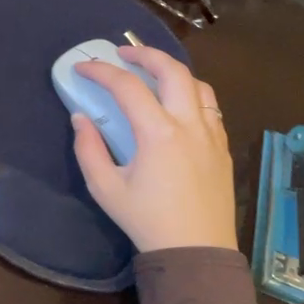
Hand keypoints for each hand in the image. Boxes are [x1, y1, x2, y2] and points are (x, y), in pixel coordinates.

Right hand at [71, 46, 237, 253]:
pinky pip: (210, 108)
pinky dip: (190, 94)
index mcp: (158, 133)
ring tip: (151, 74)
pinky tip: (175, 104)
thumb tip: (82, 118)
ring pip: (199, 86)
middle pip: (174, 72)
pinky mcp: (222, 148)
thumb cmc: (145, 218)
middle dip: (146, 55)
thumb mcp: (104, 186)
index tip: (82, 68)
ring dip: (173, 72)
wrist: (195, 248)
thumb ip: (89, 148)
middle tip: (122, 54)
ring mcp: (212, 135)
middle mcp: (190, 126)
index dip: (101, 71)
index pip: (128, 87)